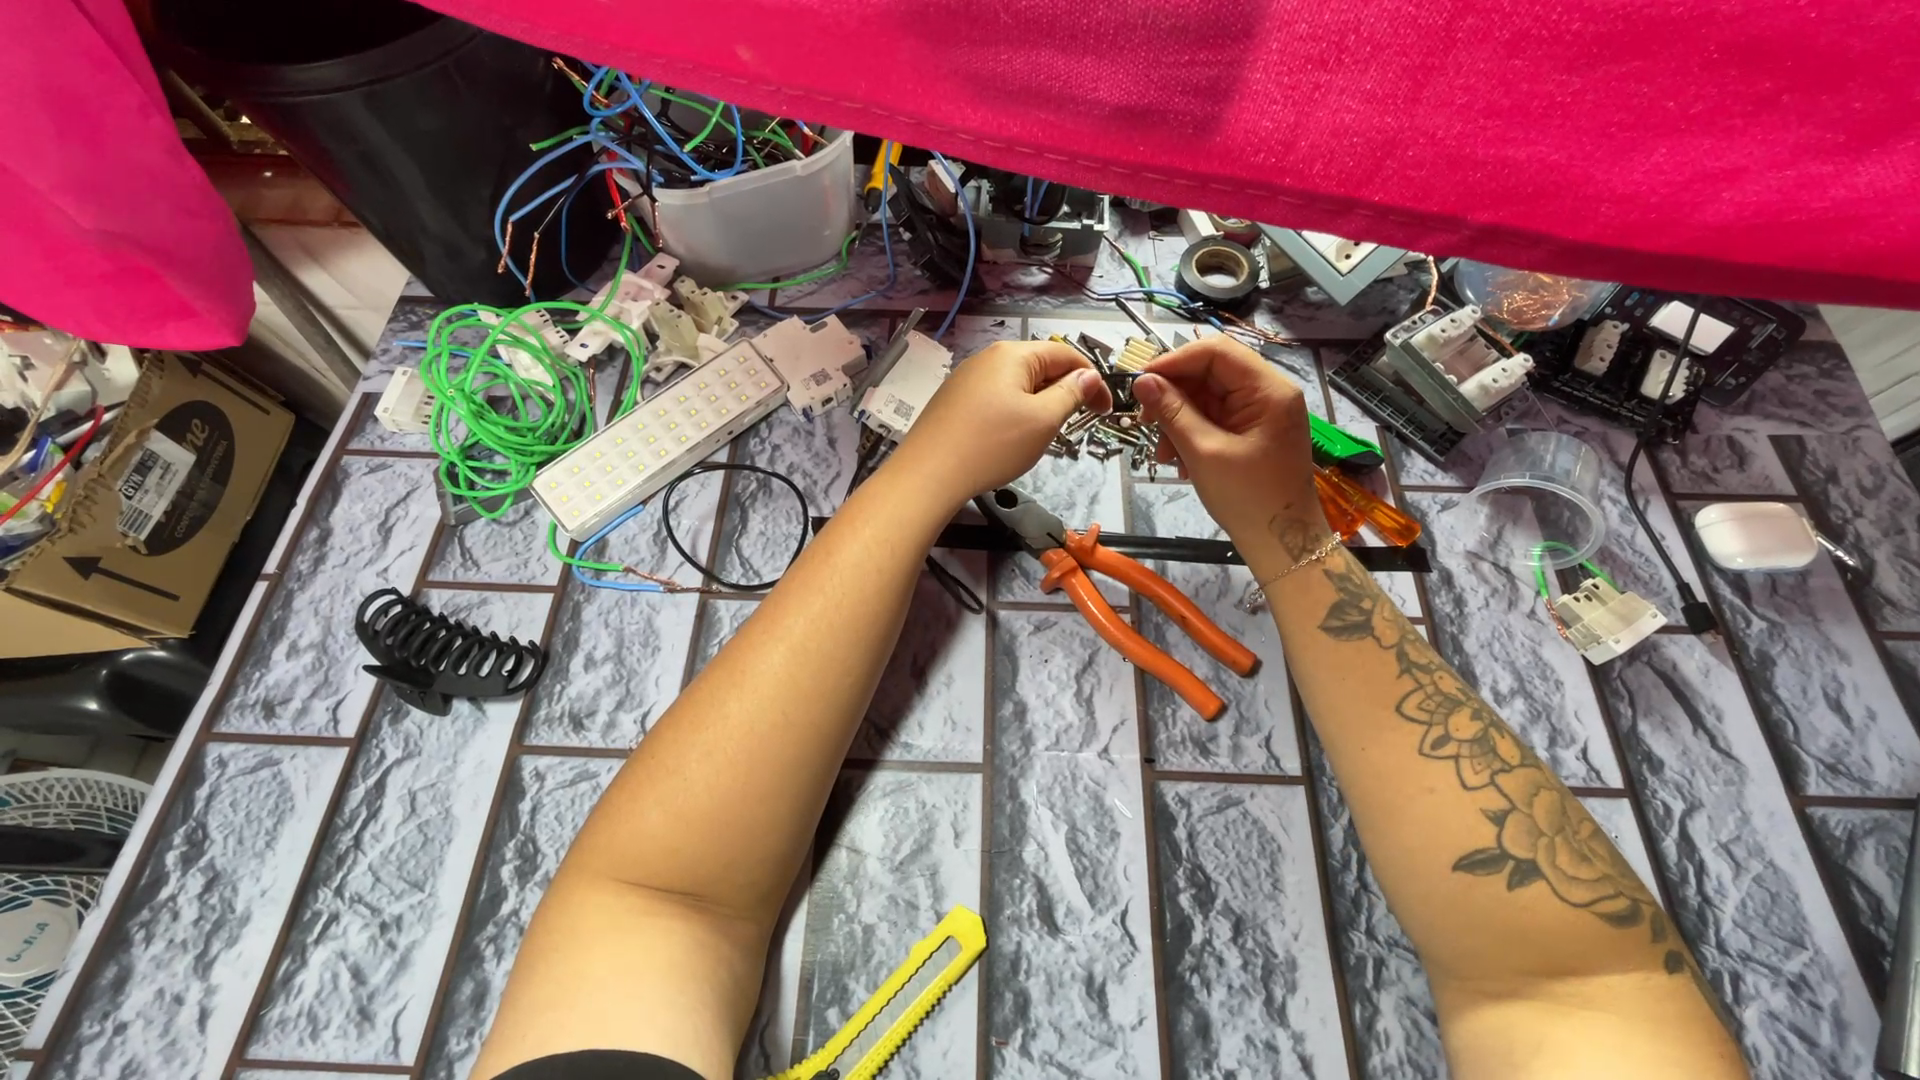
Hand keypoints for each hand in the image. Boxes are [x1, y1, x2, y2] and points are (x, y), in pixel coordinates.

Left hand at [887, 340, 1111, 503]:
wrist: (928, 475)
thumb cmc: (992, 445)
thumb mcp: (1042, 421)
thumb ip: (1069, 395)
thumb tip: (1088, 376)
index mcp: (1013, 355)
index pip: (1065, 354)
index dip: (1091, 380)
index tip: (1104, 410)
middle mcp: (988, 358)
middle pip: (1040, 367)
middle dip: (1063, 392)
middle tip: (1074, 426)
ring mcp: (966, 379)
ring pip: (1017, 386)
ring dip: (1039, 406)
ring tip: (1041, 437)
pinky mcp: (953, 402)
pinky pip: (995, 400)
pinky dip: (1013, 415)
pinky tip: (1009, 441)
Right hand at [1134, 337, 1326, 553]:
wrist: (1281, 543)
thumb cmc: (1248, 498)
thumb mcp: (1204, 452)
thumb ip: (1172, 412)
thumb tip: (1142, 381)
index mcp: (1268, 390)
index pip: (1216, 352)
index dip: (1174, 362)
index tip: (1141, 383)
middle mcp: (1269, 392)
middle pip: (1210, 373)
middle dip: (1173, 396)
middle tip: (1145, 423)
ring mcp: (1261, 413)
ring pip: (1207, 398)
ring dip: (1178, 421)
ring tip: (1164, 455)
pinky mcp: (1253, 431)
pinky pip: (1214, 419)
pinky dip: (1191, 434)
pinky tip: (1179, 460)